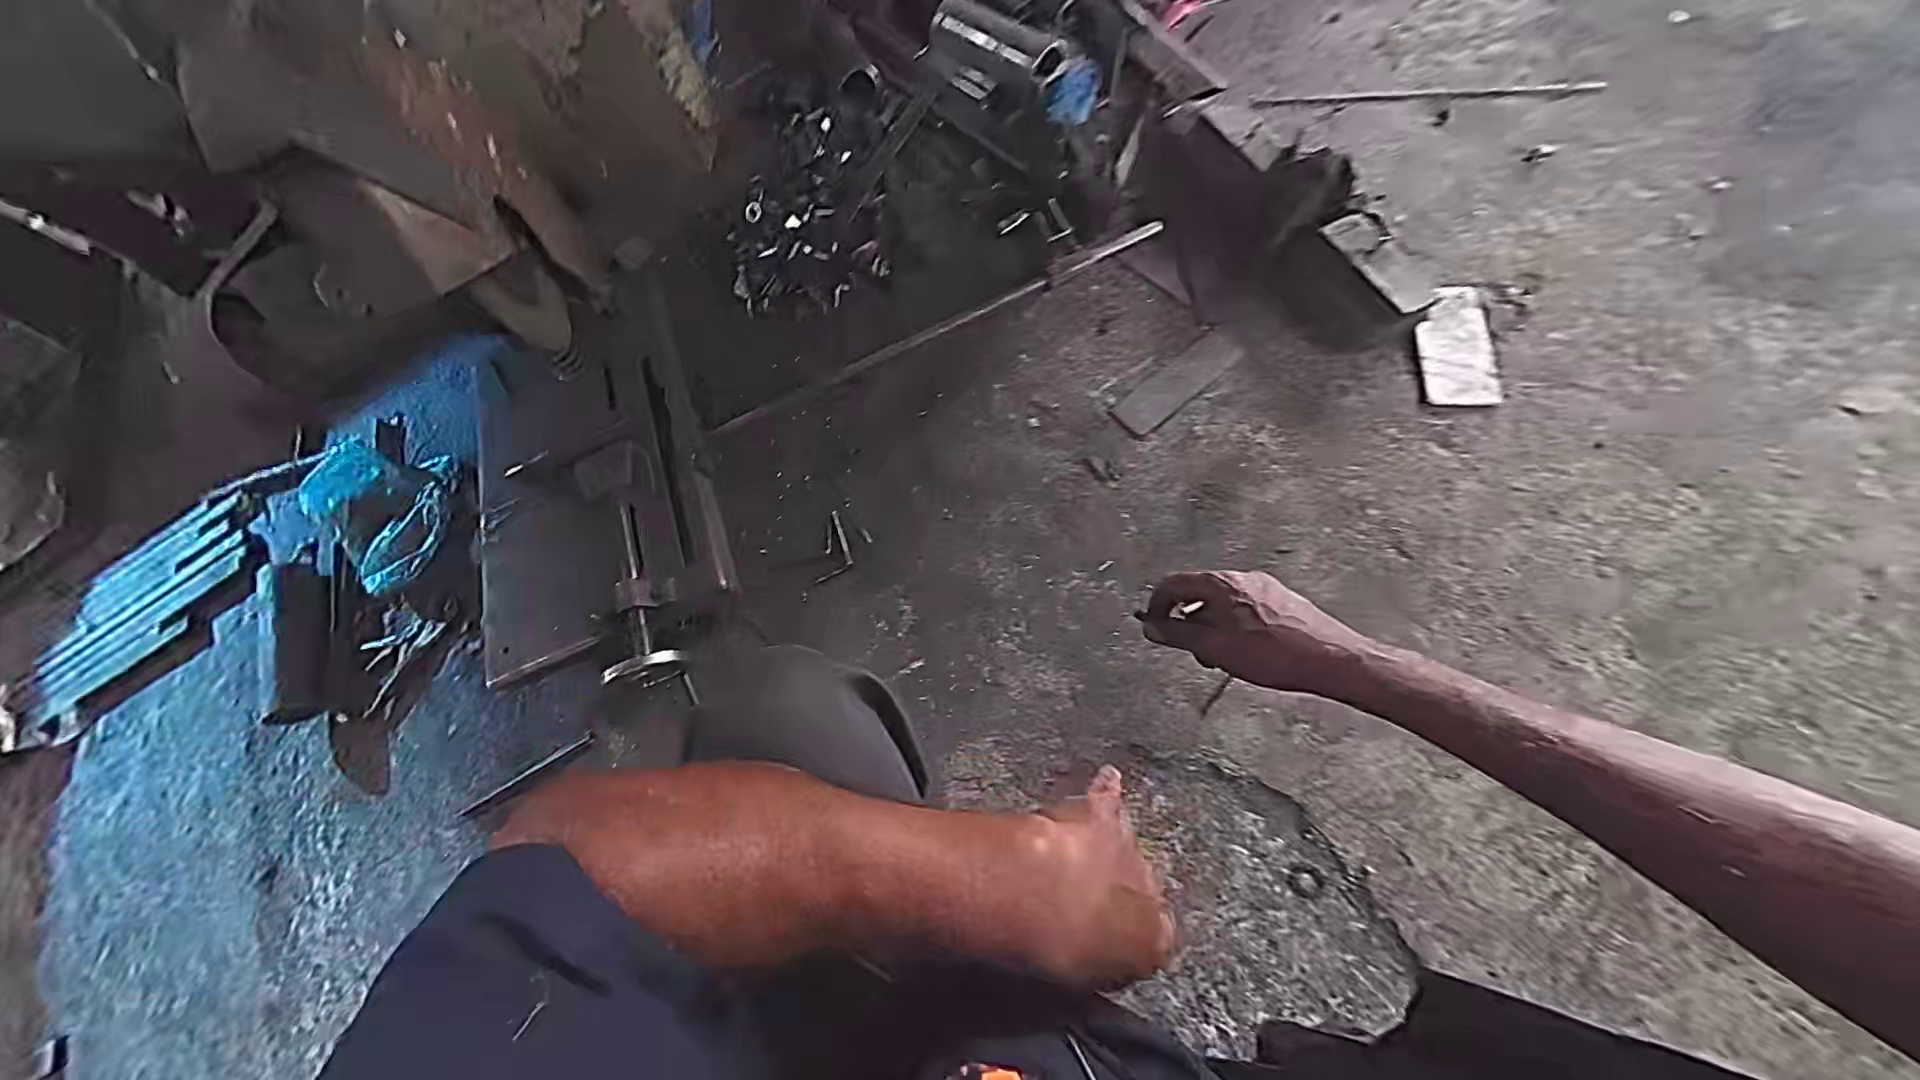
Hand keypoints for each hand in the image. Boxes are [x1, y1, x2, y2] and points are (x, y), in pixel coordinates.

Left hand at [1019, 765, 1174, 988]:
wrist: (1037, 893)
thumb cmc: (1053, 945)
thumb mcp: (1080, 976)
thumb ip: (1097, 960)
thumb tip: (1087, 952)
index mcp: (1152, 941)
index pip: (1158, 937)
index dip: (1135, 930)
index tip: (1115, 929)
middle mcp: (1150, 890)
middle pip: (1143, 884)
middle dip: (1118, 885)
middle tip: (1086, 890)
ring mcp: (1126, 848)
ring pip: (1127, 842)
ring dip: (1109, 844)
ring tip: (1090, 849)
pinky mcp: (1101, 814)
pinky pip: (1109, 796)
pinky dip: (1107, 786)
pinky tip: (1110, 776)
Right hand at [1139, 570, 1370, 693]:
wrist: (1331, 660)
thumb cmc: (1276, 652)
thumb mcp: (1213, 647)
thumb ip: (1177, 634)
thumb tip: (1153, 627)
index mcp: (1220, 583)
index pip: (1172, 584)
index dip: (1156, 606)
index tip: (1153, 624)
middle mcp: (1242, 579)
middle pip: (1196, 593)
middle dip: (1185, 621)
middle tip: (1186, 647)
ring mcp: (1264, 589)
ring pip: (1220, 604)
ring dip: (1209, 627)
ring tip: (1218, 656)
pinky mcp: (1281, 603)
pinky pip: (1243, 610)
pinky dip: (1232, 628)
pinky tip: (1243, 653)